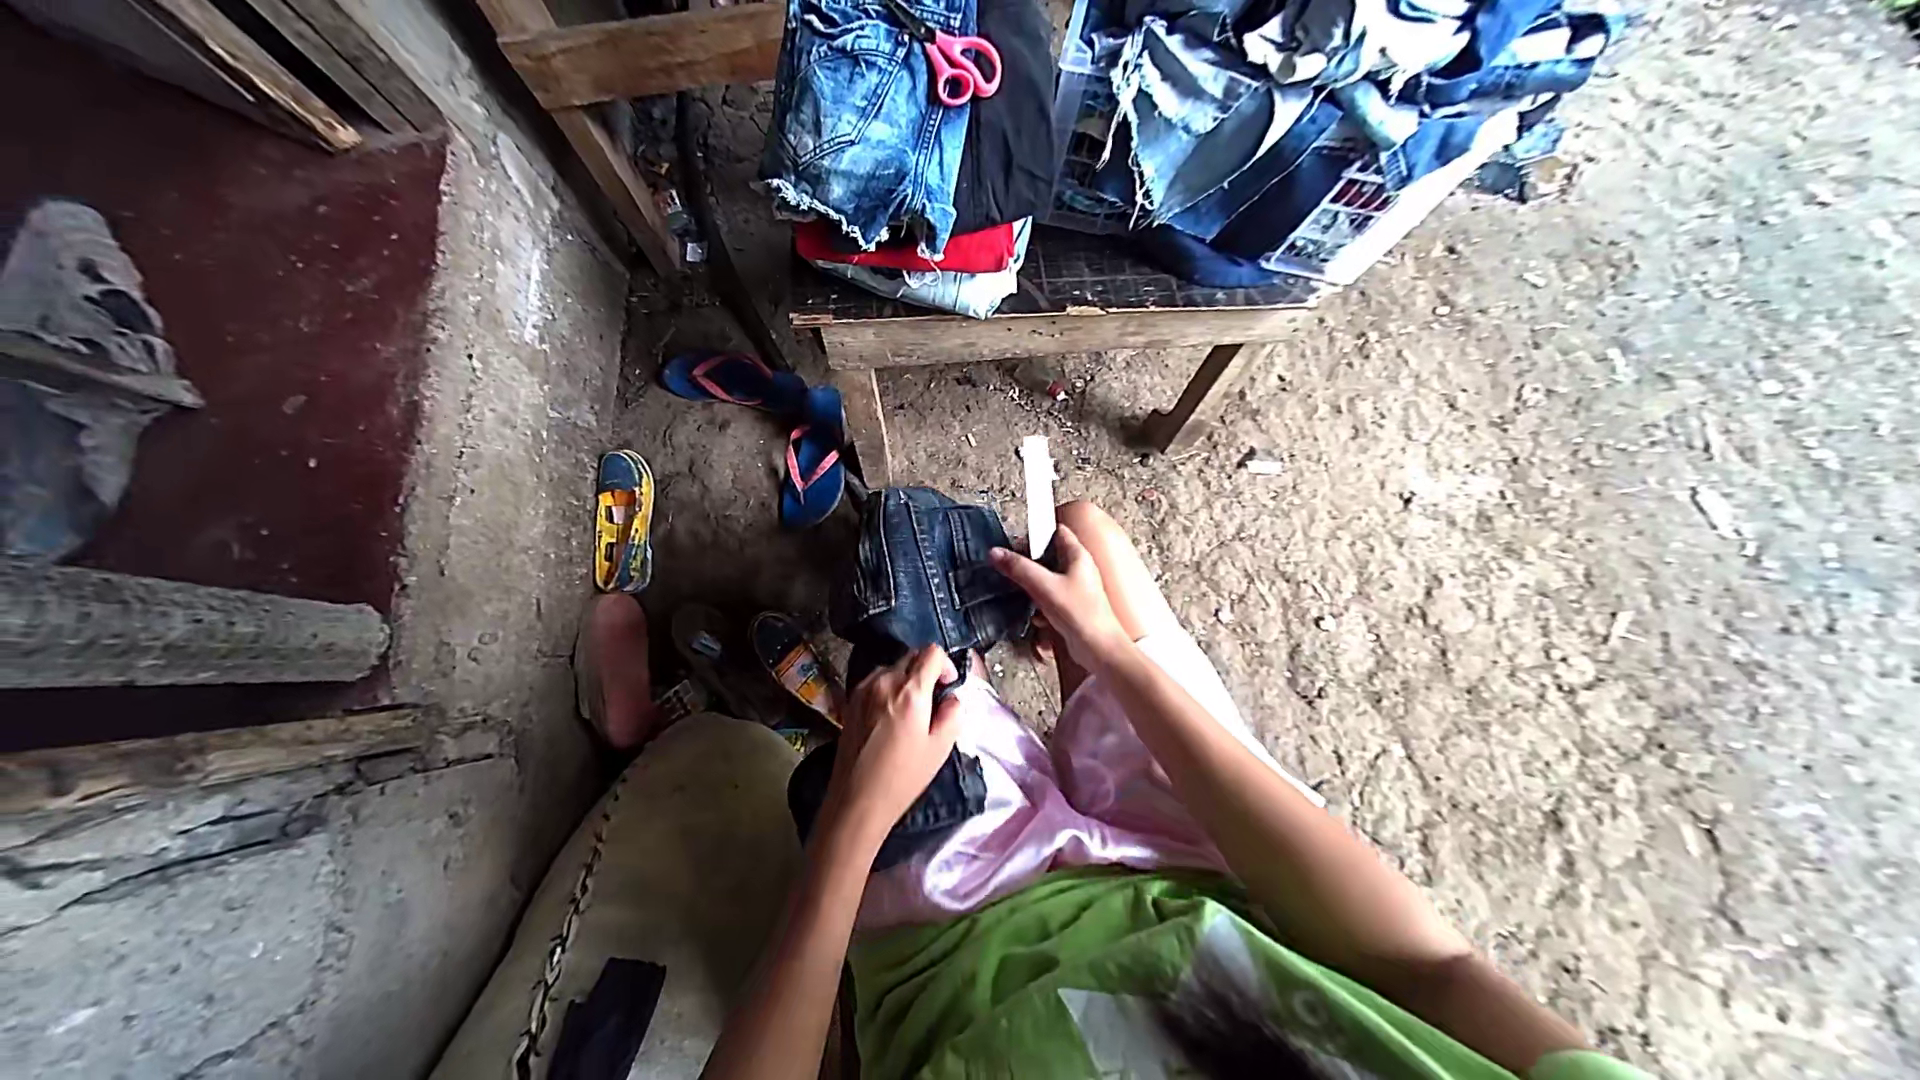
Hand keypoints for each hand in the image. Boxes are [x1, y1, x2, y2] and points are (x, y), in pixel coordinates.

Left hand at [824, 644, 965, 842]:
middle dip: (927, 671)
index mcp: (910, 690)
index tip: (948, 686)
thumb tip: (951, 697)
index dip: (946, 665)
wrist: (857, 800)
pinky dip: (888, 688)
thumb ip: (953, 713)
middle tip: (933, 700)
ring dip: (906, 679)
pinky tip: (890, 716)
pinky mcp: (851, 700)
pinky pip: (876, 681)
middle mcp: (884, 681)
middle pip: (911, 656)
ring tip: (911, 710)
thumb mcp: (940, 747)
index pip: (932, 652)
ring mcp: (863, 689)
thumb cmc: (902, 777)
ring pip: (893, 667)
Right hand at [990, 525, 1132, 671]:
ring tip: (1026, 596)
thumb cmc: (1083, 615)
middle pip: (1047, 557)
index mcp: (1078, 556)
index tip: (1016, 543)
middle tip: (1014, 570)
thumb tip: (997, 553)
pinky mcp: (1070, 608)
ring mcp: (1075, 589)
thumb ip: (1019, 568)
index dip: (1036, 534)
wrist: (1098, 649)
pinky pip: (1048, 600)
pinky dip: (1040, 607)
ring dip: (1033, 589)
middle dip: (1029, 566)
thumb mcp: (1044, 586)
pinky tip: (1038, 617)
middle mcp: (1078, 570)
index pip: (1056, 532)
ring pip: (1046, 580)